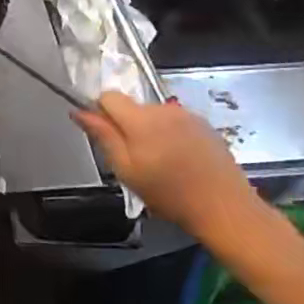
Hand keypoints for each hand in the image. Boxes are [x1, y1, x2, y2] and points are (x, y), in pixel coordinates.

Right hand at [73, 91, 261, 233]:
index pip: (109, 96)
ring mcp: (188, 115)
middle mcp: (165, 108)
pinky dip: (169, 135)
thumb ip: (102, 135)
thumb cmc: (168, 193)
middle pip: (132, 106)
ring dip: (148, 131)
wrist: (223, 206)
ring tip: (158, 163)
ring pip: (153, 115)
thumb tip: (79, 111)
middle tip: (133, 159)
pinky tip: (178, 161)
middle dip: (126, 126)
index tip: (106, 137)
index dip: (101, 113)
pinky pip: (174, 122)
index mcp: (141, 119)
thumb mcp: (126, 169)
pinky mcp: (205, 124)